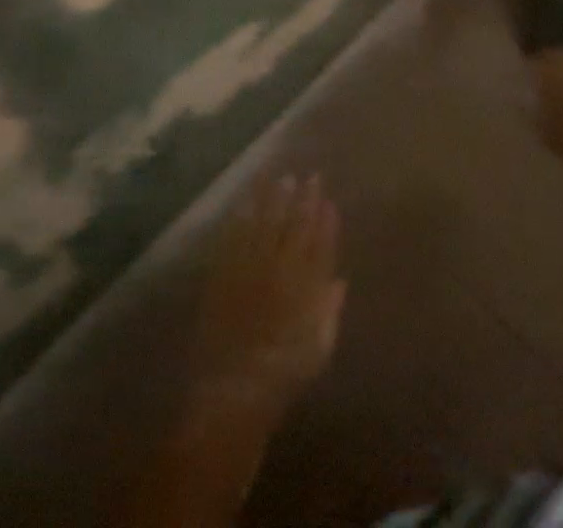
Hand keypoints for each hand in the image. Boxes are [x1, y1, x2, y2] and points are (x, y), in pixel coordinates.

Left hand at [193, 173, 346, 409]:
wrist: (235, 387)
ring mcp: (249, 270)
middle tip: (306, 175)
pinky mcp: (223, 274)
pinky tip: (244, 202)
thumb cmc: (284, 373)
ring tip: (277, 175)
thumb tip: (338, 282)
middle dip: (301, 199)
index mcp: (307, 290)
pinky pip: (232, 238)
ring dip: (271, 198)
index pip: (320, 245)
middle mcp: (280, 272)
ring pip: (262, 224)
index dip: (325, 221)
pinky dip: (240, 217)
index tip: (327, 199)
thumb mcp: (319, 347)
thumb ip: (329, 311)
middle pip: (293, 227)